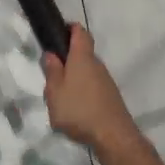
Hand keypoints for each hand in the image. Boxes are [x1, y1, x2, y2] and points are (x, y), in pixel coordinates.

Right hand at [42, 24, 138, 151]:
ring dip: (74, 79)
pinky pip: (93, 87)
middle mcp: (97, 64)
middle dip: (67, 61)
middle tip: (51, 76)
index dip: (69, 28)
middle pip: (82, 54)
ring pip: (87, 72)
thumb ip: (52, 71)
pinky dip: (83, 92)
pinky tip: (75, 109)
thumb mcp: (55, 92)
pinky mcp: (110, 97)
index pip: (80, 32)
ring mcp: (106, 81)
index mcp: (82, 58)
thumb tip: (51, 54)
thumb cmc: (79, 110)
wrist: (113, 136)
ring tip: (60, 98)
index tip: (57, 33)